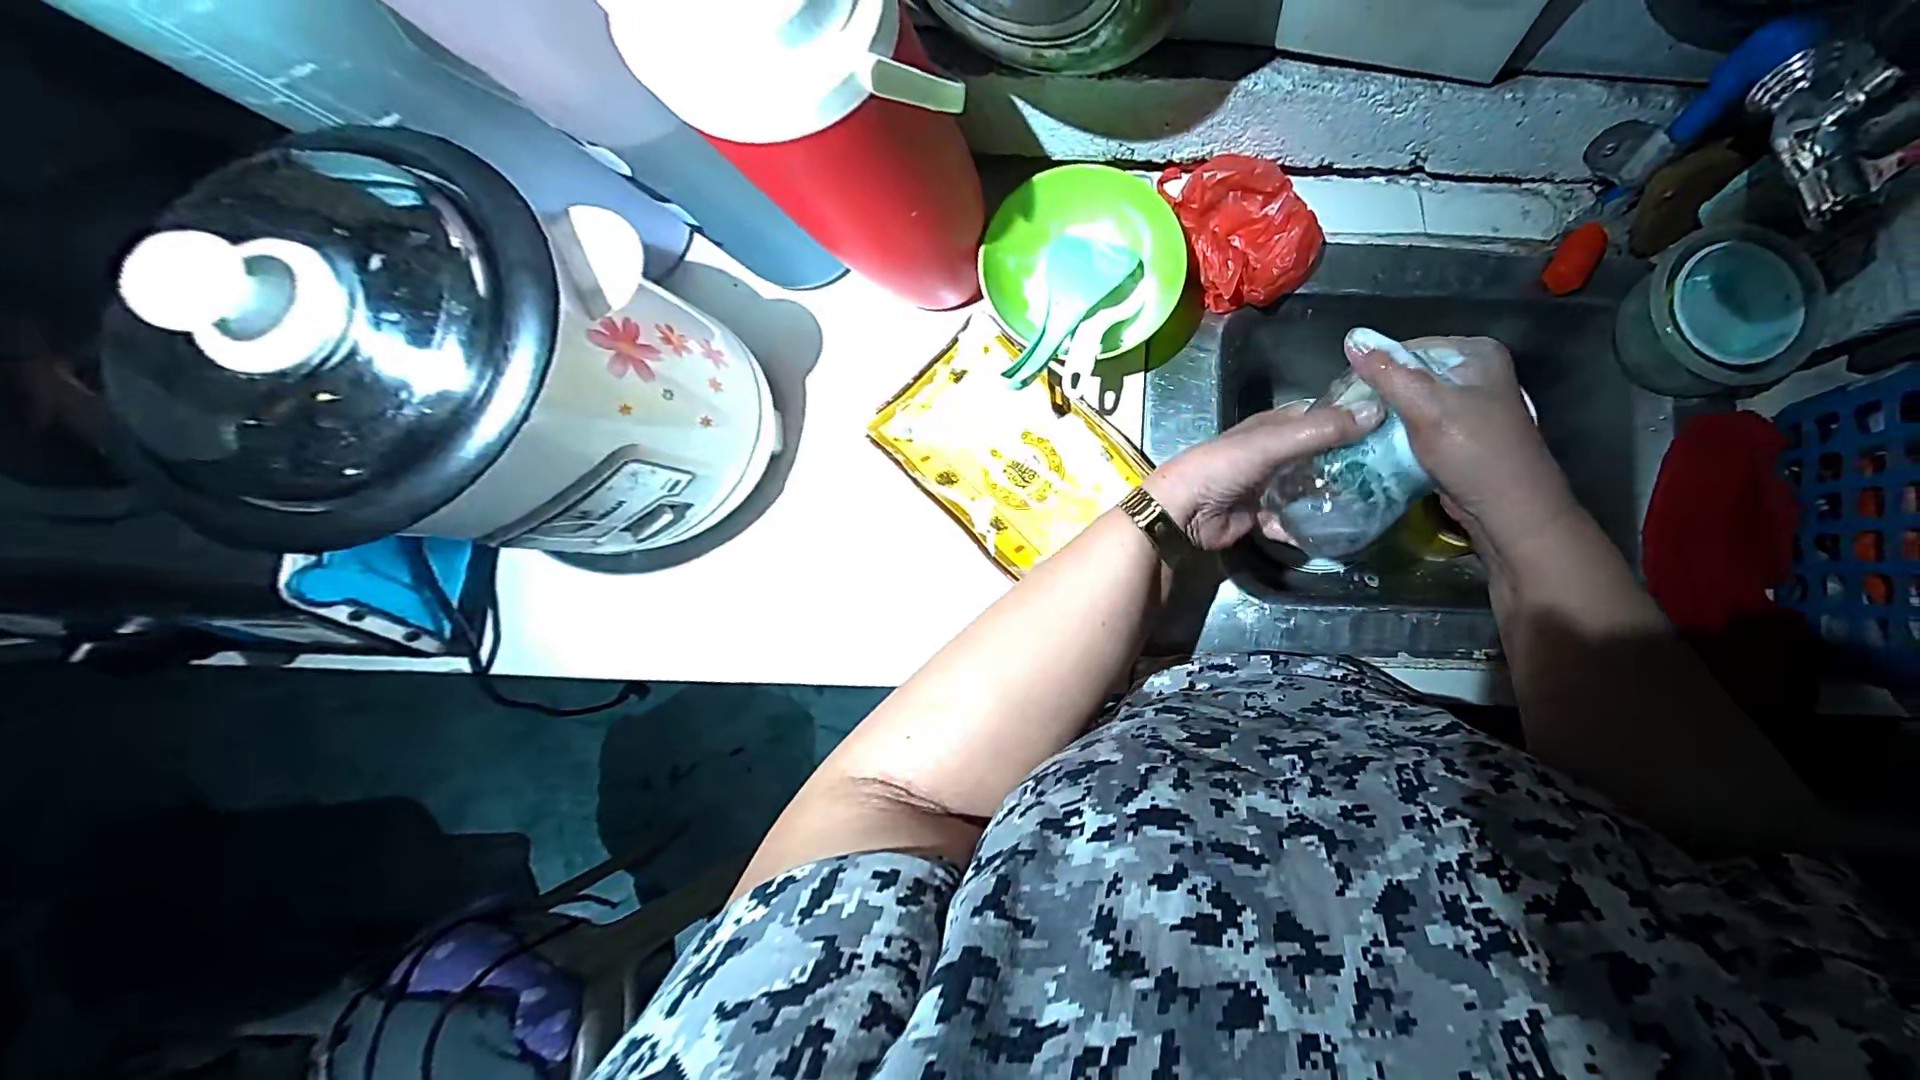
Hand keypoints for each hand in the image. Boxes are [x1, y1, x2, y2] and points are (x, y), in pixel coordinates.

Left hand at [1143, 398, 1381, 550]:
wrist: (1181, 513)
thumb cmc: (1222, 468)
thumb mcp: (1270, 442)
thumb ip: (1320, 430)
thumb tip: (1377, 411)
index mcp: (1274, 427)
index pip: (1323, 416)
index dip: (1355, 418)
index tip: (1397, 427)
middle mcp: (1274, 453)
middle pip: (1321, 455)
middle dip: (1350, 464)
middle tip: (1392, 474)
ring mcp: (1268, 486)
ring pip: (1310, 488)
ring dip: (1332, 497)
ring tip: (1372, 504)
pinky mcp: (1262, 516)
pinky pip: (1293, 520)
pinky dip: (1307, 526)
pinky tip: (1333, 531)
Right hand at [1345, 334, 1577, 548]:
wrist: (1508, 510)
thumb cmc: (1473, 453)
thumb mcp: (1428, 408)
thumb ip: (1389, 374)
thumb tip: (1352, 337)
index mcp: (1475, 354)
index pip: (1403, 349)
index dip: (1370, 371)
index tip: (1342, 398)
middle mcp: (1471, 373)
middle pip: (1404, 376)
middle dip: (1372, 396)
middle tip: (1342, 417)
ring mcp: (1463, 405)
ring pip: (1404, 402)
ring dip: (1378, 417)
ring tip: (1350, 431)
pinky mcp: (1453, 433)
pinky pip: (1411, 424)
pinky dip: (1390, 433)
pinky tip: (1370, 445)